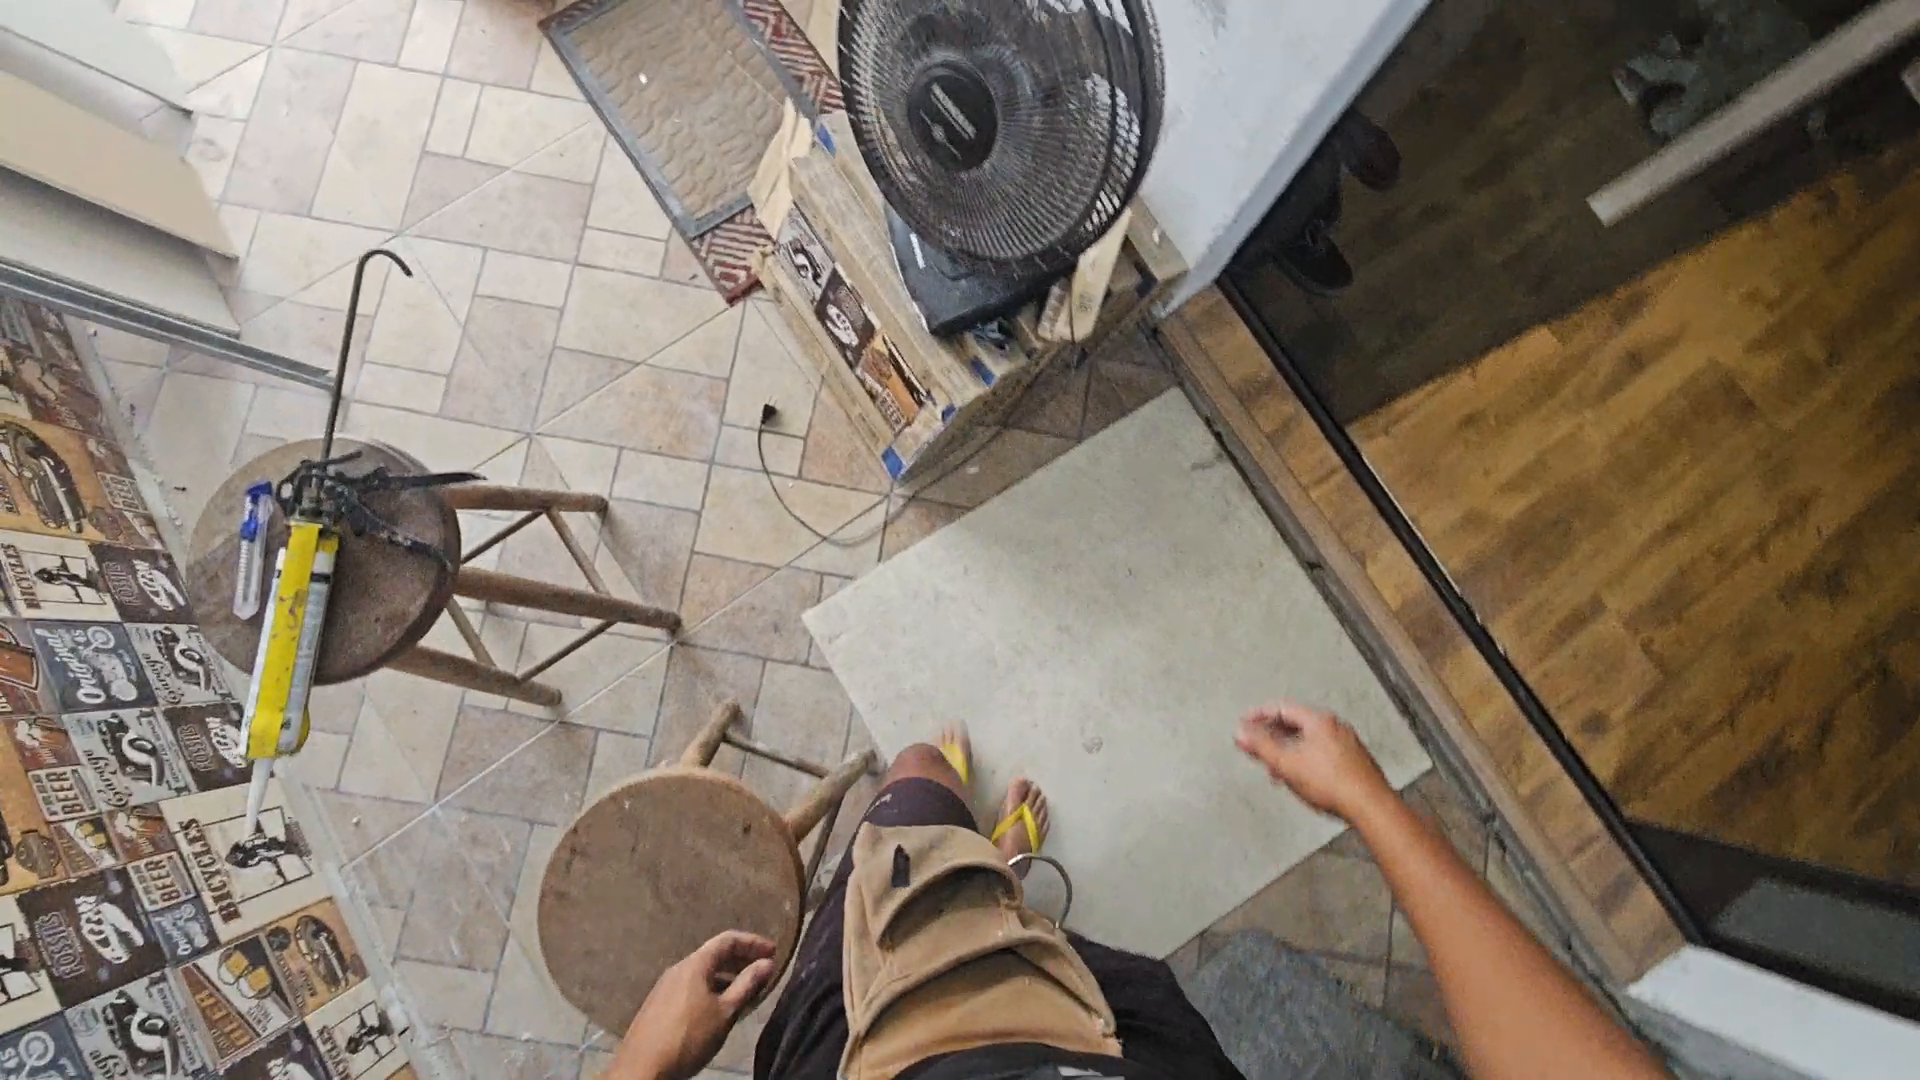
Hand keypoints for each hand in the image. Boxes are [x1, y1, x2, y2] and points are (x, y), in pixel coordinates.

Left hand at [616, 931, 778, 1079]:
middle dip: (741, 960)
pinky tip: (717, 1009)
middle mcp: (678, 969)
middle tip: (762, 970)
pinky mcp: (657, 1006)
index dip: (753, 942)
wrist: (639, 1072)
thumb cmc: (687, 1038)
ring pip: (702, 973)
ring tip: (744, 992)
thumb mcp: (724, 1013)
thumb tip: (767, 962)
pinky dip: (710, 989)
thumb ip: (747, 985)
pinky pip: (691, 987)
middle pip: (714, 954)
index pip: (728, 940)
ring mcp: (665, 987)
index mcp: (695, 964)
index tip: (773, 951)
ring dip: (726, 977)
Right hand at [1236, 702, 1390, 819]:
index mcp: (1318, 720)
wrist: (1371, 807)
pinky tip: (1299, 778)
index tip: (1244, 725)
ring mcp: (1347, 743)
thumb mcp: (1285, 763)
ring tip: (1275, 770)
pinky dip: (1303, 758)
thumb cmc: (1328, 782)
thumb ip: (1260, 746)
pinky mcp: (1354, 761)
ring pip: (1308, 740)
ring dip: (1287, 751)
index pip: (1281, 708)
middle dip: (1271, 736)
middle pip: (1295, 723)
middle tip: (1256, 748)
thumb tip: (1239, 732)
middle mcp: (1334, 726)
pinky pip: (1321, 751)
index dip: (1258, 715)